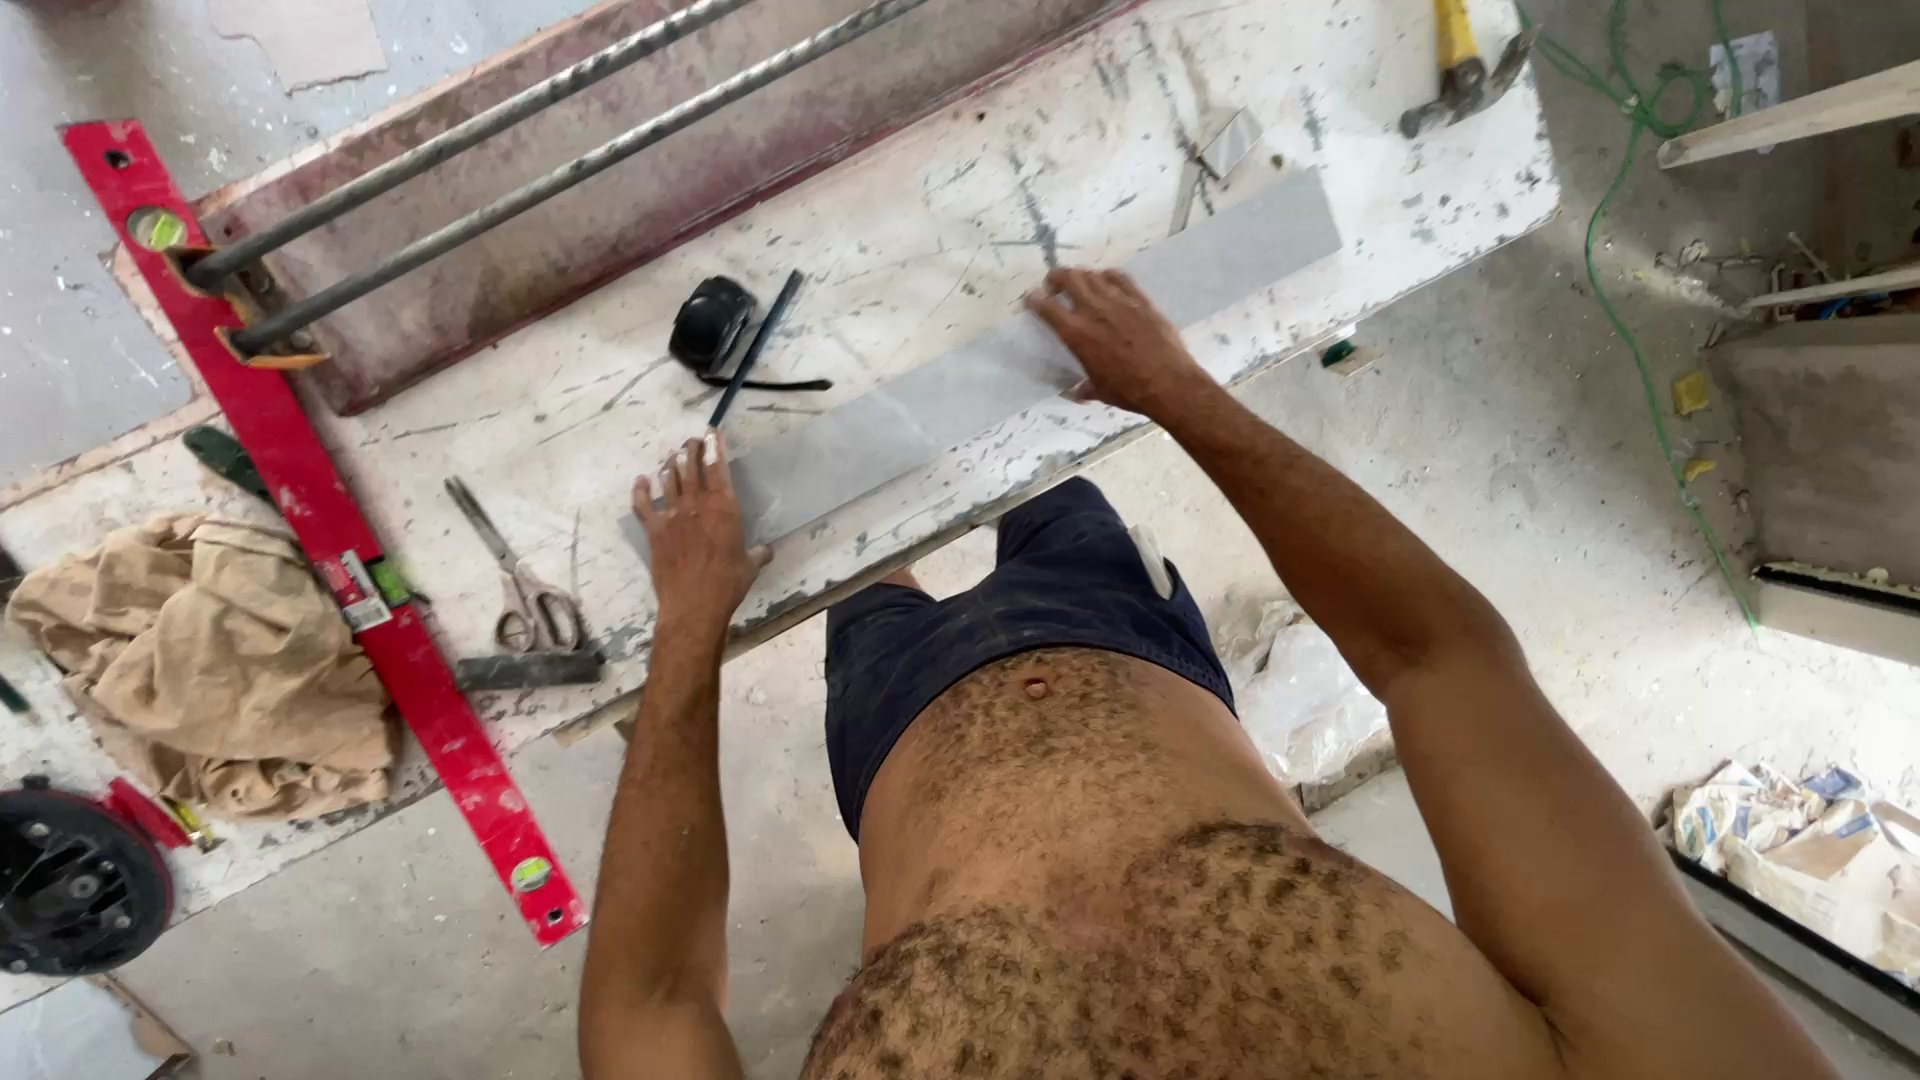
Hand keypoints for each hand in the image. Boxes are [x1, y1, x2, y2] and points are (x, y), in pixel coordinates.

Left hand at [633, 431, 770, 641]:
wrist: (694, 604)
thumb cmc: (728, 583)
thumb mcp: (751, 566)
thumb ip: (759, 553)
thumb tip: (768, 550)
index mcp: (724, 508)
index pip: (718, 468)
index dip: (715, 447)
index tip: (712, 432)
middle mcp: (697, 505)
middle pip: (691, 466)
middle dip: (691, 449)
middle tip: (692, 440)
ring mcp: (673, 515)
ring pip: (668, 480)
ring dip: (670, 464)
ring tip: (673, 455)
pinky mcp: (655, 530)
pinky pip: (643, 504)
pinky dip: (640, 490)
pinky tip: (641, 480)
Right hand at [1025, 267, 1215, 418]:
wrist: (1167, 382)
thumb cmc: (1128, 391)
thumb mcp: (1099, 390)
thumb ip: (1085, 388)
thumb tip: (1076, 393)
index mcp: (1077, 334)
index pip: (1047, 308)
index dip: (1035, 299)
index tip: (1031, 297)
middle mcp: (1094, 311)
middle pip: (1068, 279)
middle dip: (1056, 277)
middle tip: (1054, 284)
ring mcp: (1119, 301)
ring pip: (1092, 275)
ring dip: (1080, 275)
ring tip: (1079, 282)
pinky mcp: (1140, 300)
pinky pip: (1120, 277)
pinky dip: (1108, 275)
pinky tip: (1106, 279)